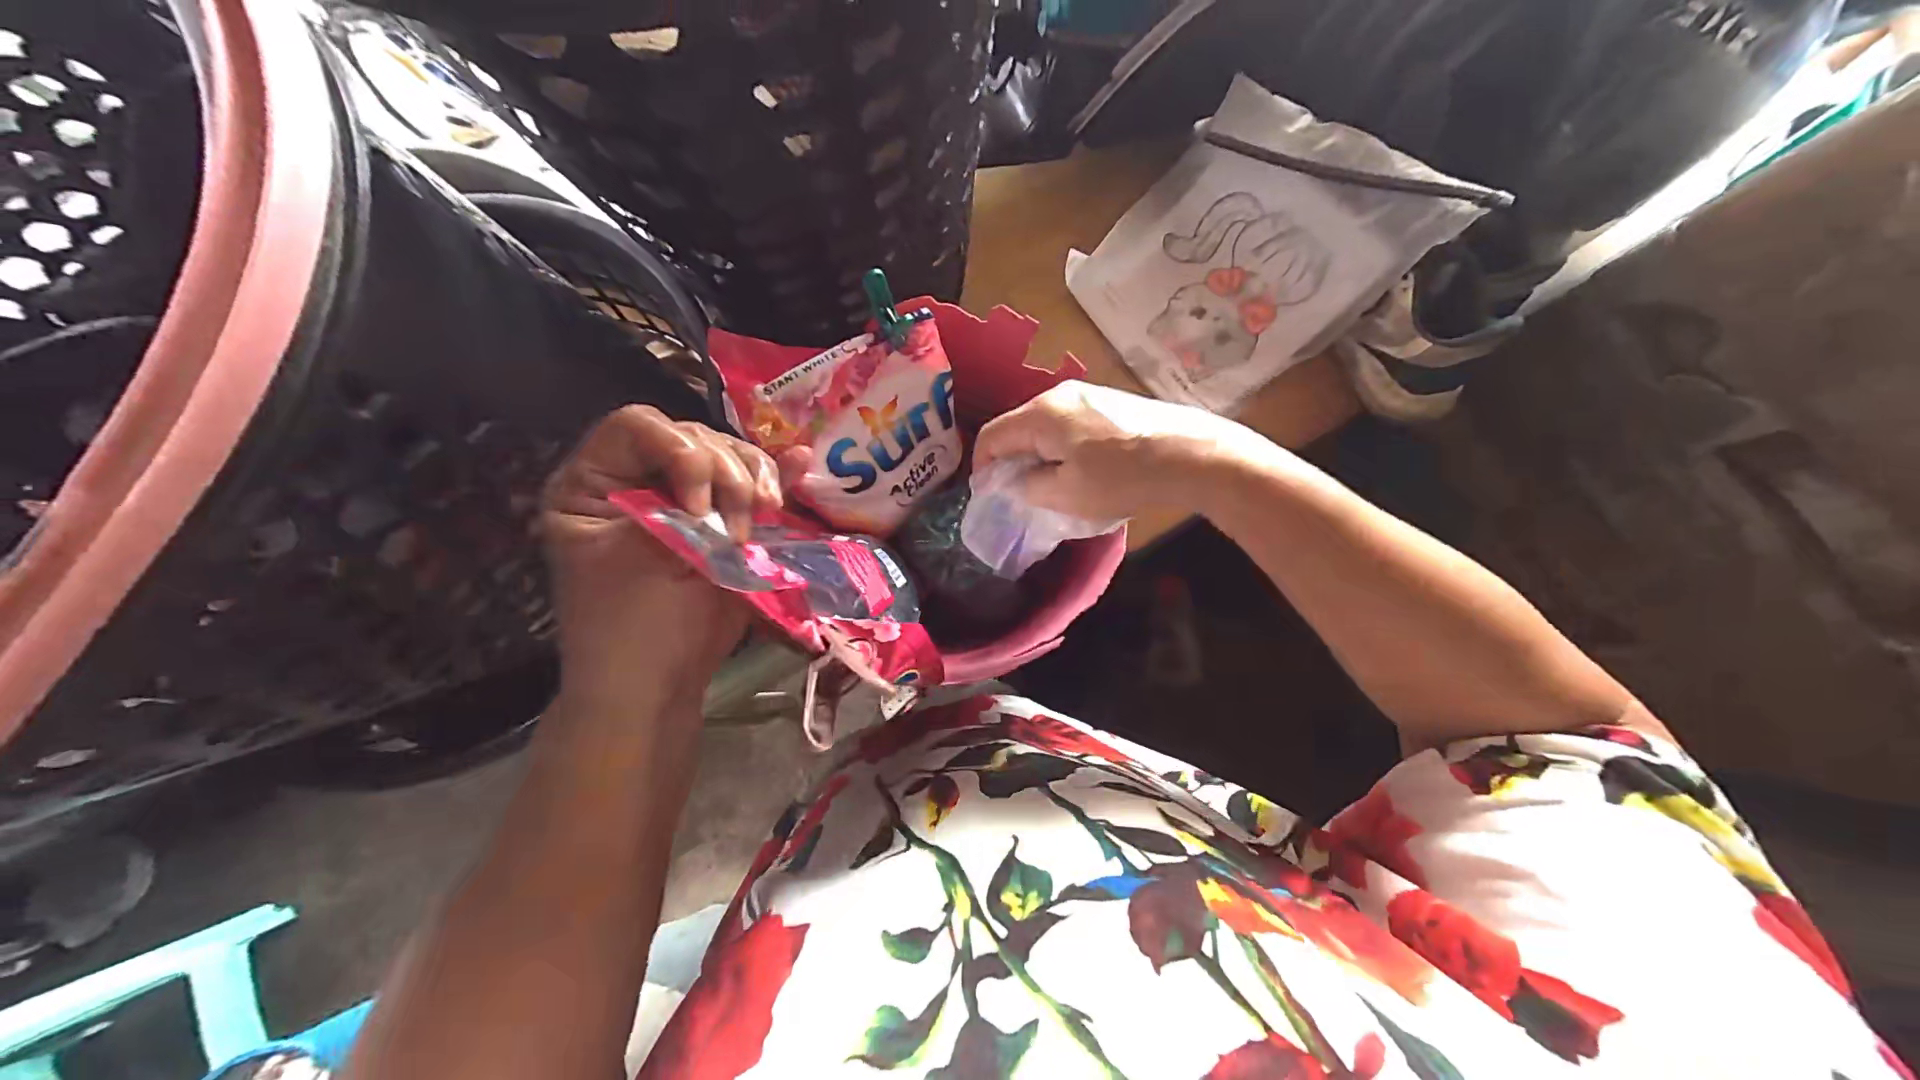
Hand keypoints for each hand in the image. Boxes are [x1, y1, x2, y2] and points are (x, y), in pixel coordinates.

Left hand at [541, 406, 782, 707]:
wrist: (655, 685)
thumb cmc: (630, 625)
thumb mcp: (641, 552)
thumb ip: (690, 502)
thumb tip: (742, 469)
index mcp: (596, 481)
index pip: (639, 426)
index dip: (680, 453)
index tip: (698, 507)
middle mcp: (640, 480)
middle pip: (695, 438)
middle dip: (726, 476)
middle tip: (734, 532)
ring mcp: (687, 501)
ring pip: (733, 458)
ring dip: (757, 481)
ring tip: (764, 518)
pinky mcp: (724, 523)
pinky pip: (755, 487)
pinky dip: (779, 479)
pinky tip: (802, 464)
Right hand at [972, 381, 1279, 521]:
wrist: (1191, 454)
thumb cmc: (1121, 477)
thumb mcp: (1067, 495)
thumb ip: (1029, 488)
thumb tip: (1016, 482)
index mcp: (1040, 414)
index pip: (991, 436)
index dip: (982, 467)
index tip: (988, 493)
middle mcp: (1058, 395)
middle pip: (1017, 427)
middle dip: (1011, 460)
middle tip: (1018, 493)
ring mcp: (1087, 394)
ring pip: (1044, 425)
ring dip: (1039, 454)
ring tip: (1051, 484)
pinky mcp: (1109, 402)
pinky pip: (1069, 423)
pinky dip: (1062, 446)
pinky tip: (1081, 468)